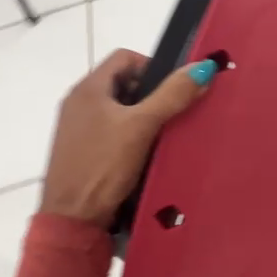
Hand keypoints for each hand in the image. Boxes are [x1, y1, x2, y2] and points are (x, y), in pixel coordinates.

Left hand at [38, 50, 215, 224]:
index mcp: (87, 89)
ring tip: (162, 136)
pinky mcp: (82, 151)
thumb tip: (203, 67)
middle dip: (151, 95)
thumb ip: (172, 95)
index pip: (125, 57)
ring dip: (143, 118)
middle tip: (172, 115)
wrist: (73, 219)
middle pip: (123, 83)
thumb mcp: (142, 127)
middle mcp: (78, 103)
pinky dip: (131, 136)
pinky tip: (145, 155)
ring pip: (119, 109)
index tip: (172, 91)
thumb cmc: (104, 166)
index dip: (153, 67)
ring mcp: (78, 129)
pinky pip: (112, 131)